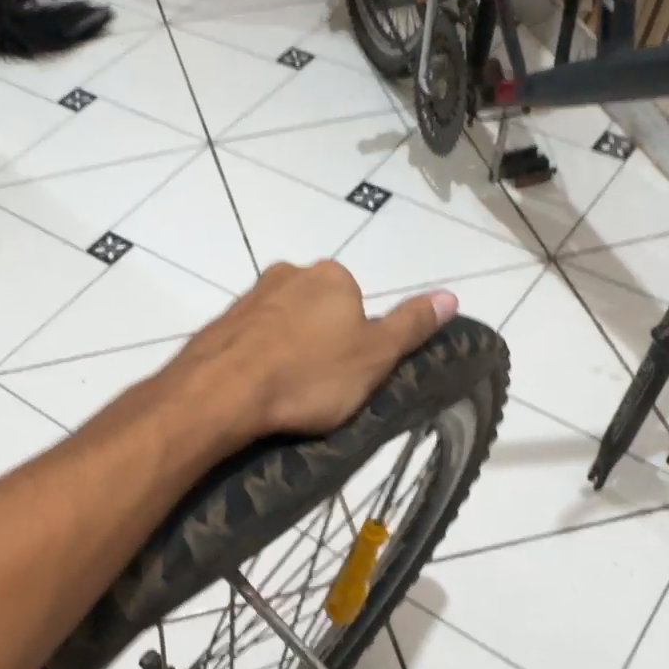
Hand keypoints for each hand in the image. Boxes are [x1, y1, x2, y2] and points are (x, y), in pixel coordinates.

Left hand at [165, 261, 456, 436]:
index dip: (356, 345)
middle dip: (318, 344)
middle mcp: (289, 274)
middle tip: (315, 390)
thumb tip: (450, 295)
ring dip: (285, 353)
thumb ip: (411, 326)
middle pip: (316, 311)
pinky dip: (255, 362)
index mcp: (333, 276)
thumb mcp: (376, 357)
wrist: (221, 393)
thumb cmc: (309, 377)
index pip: (356, 306)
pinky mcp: (218, 324)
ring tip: (282, 395)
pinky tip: (253, 391)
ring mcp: (248, 297)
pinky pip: (248, 342)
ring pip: (280, 325)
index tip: (346, 378)